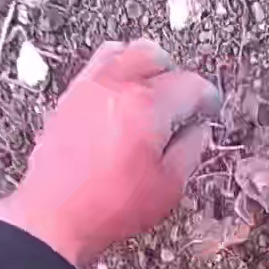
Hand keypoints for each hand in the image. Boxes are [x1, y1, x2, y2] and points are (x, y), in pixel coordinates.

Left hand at [0, 40, 221, 267]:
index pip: (190, 84)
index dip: (208, 97)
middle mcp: (116, 86)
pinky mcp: (69, 98)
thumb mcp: (169, 186)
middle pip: (154, 55)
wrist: (56, 216)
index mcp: (147, 106)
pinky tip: (124, 101)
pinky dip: (118, 74)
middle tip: (185, 102)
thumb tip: (198, 131)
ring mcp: (89, 88)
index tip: (211, 110)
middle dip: (176, 74)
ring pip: (122, 52)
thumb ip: (190, 150)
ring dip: (144, 67)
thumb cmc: (111, 206)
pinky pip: (98, 67)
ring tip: (154, 95)